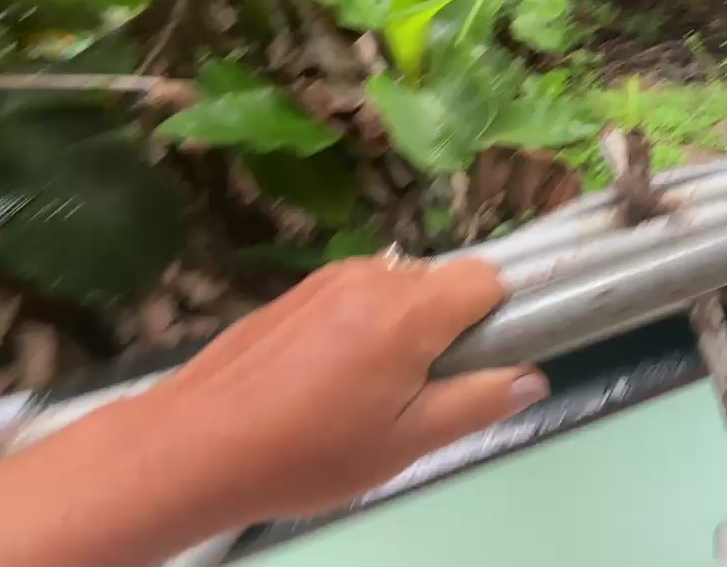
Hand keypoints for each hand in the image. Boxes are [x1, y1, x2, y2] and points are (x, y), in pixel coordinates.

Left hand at [139, 256, 546, 523]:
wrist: (193, 445)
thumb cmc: (309, 452)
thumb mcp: (405, 443)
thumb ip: (477, 402)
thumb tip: (534, 379)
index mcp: (410, 309)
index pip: (486, 277)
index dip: (495, 312)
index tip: (478, 356)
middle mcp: (378, 274)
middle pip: (445, 279)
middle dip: (450, 322)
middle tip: (420, 384)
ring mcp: (336, 274)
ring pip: (404, 282)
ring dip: (409, 319)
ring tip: (371, 382)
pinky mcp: (305, 284)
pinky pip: (364, 287)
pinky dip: (370, 316)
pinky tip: (332, 369)